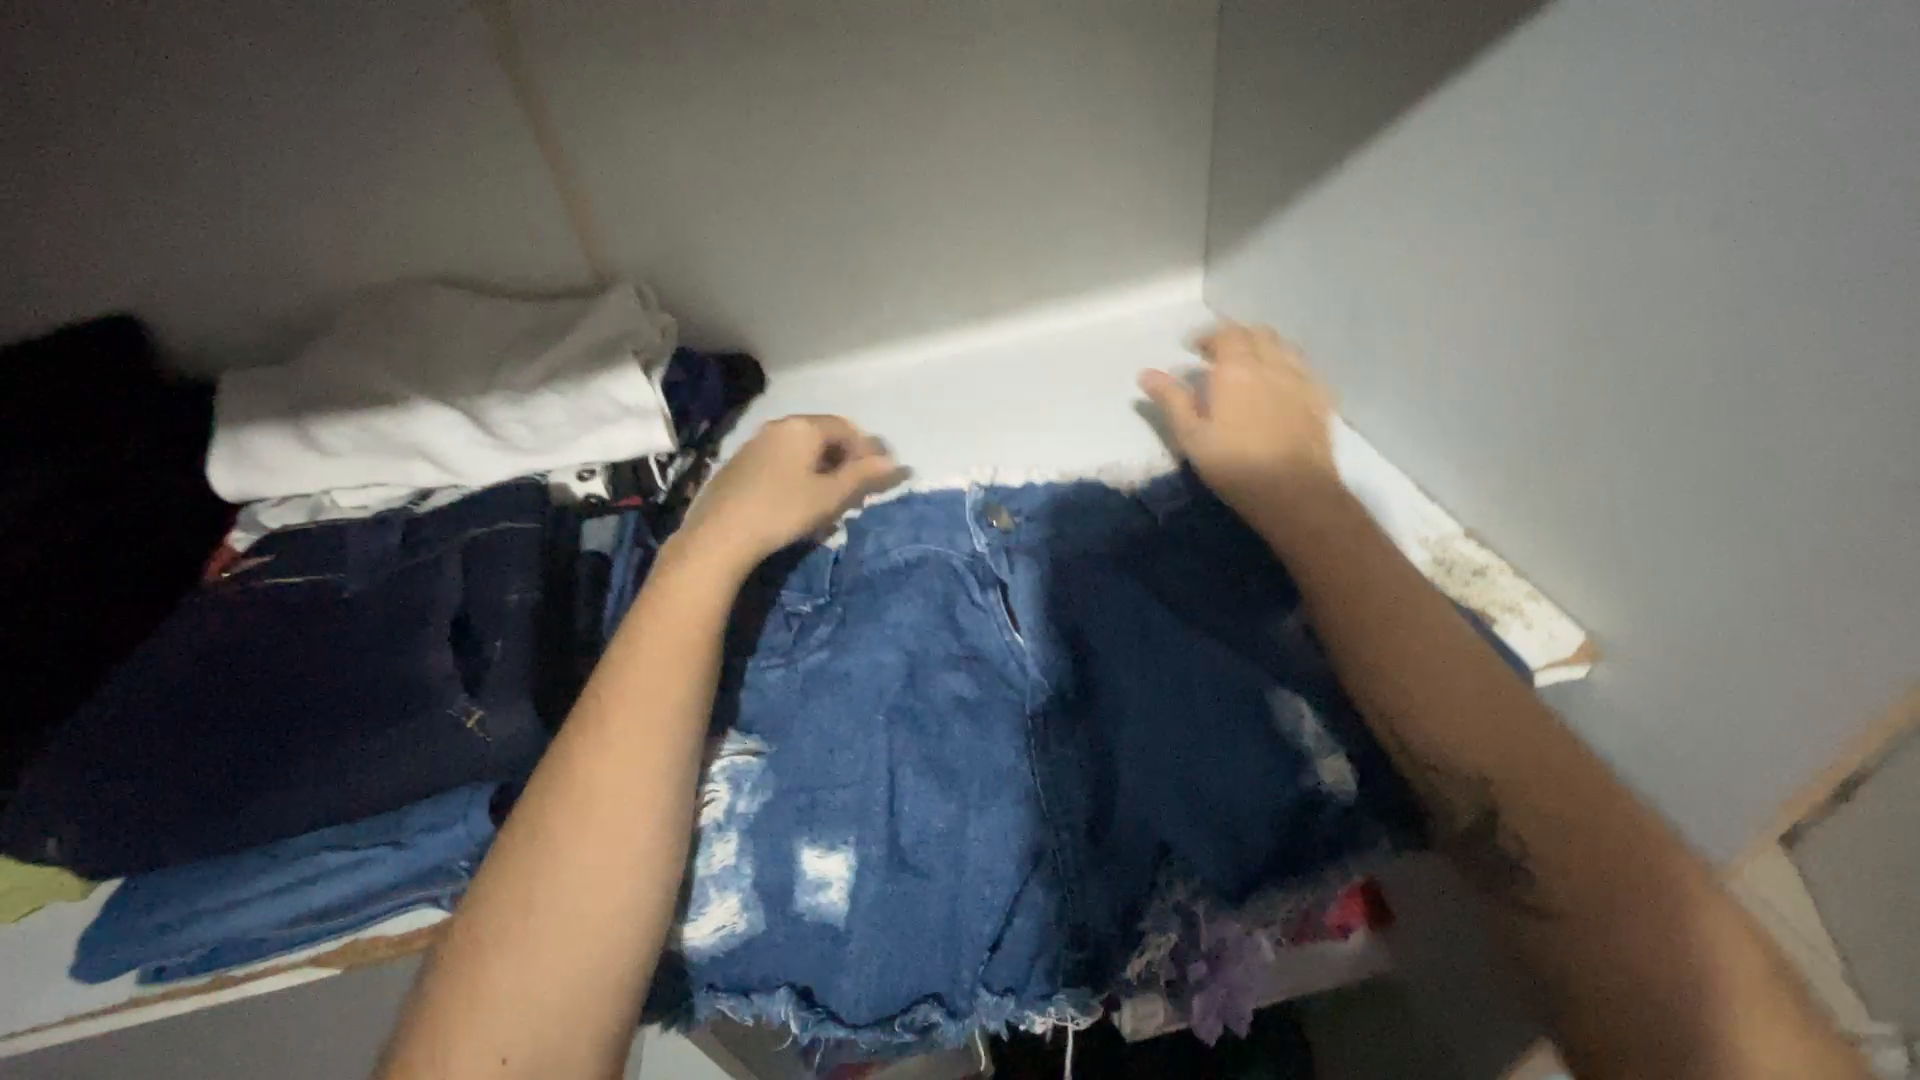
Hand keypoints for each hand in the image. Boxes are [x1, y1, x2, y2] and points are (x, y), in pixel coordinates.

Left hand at [668, 414, 901, 577]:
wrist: (719, 535)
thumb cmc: (783, 510)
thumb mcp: (831, 496)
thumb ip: (864, 476)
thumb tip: (895, 462)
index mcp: (803, 427)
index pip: (846, 428)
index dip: (867, 451)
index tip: (878, 478)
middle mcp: (778, 427)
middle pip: (823, 438)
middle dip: (844, 462)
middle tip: (855, 493)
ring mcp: (754, 444)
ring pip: (800, 453)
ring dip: (821, 473)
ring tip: (829, 504)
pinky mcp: (739, 466)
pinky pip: (780, 463)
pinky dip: (797, 478)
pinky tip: (798, 505)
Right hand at [1138, 322, 1337, 515]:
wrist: (1294, 492)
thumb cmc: (1234, 466)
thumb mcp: (1191, 436)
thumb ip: (1171, 400)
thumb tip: (1145, 373)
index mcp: (1236, 369)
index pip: (1225, 334)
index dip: (1208, 337)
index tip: (1194, 349)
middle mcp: (1271, 363)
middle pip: (1257, 333)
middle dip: (1236, 337)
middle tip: (1220, 356)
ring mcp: (1301, 378)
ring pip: (1283, 345)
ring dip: (1263, 347)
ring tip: (1250, 367)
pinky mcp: (1321, 397)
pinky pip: (1303, 367)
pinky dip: (1286, 365)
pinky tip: (1280, 385)